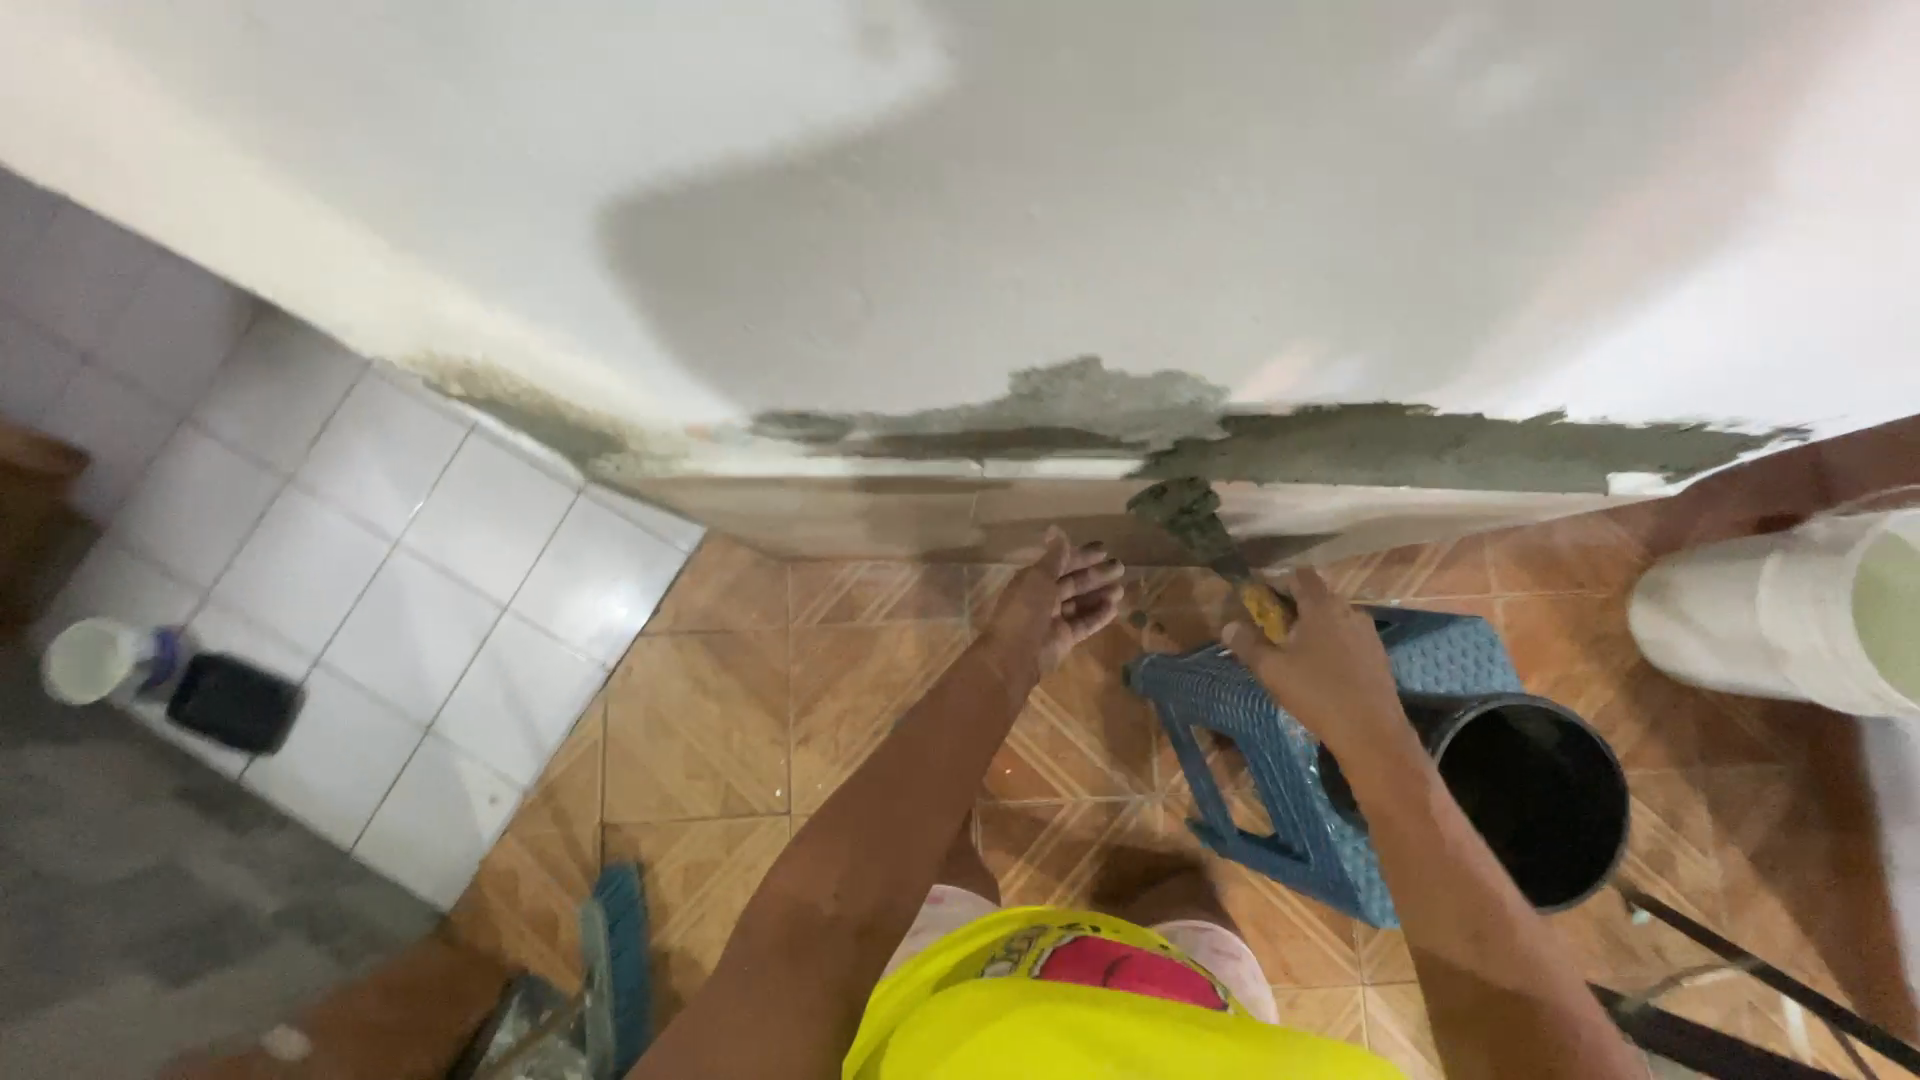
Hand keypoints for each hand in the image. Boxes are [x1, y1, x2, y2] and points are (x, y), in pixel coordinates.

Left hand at [982, 527, 1125, 674]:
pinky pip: (1084, 623)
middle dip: (1095, 574)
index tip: (1104, 550)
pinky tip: (1115, 607)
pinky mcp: (1064, 639)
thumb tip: (1056, 530)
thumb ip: (1053, 557)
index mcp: (1033, 580)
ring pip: (1080, 603)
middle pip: (1073, 583)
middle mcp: (1043, 598)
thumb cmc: (1024, 610)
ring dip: (1100, 594)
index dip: (1081, 556)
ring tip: (1121, 589)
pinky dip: (1098, 615)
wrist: (1015, 655)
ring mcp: (1054, 620)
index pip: (1060, 563)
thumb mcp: (1037, 577)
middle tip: (1120, 567)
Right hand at [1221, 567, 1419, 763]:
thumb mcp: (1271, 669)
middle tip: (1272, 627)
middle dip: (1294, 605)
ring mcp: (1367, 633)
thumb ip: (1247, 643)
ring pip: (1335, 617)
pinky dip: (1332, 642)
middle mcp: (1349, 611)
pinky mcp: (1377, 655)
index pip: (1300, 576)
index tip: (1260, 597)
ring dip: (1314, 625)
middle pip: (1318, 595)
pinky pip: (1348, 636)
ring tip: (1295, 649)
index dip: (1278, 581)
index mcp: (1322, 607)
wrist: (1371, 731)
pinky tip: (1321, 668)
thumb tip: (1228, 625)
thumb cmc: (1316, 693)